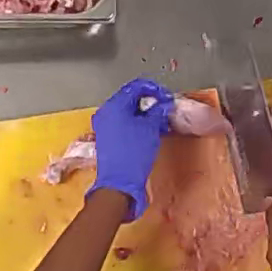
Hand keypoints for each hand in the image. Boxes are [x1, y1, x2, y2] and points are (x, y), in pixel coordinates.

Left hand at [88, 77, 173, 219]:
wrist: (119, 183)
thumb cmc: (134, 153)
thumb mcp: (150, 128)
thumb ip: (158, 110)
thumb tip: (164, 104)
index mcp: (114, 105)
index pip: (135, 87)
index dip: (154, 89)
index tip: (167, 97)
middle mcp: (105, 112)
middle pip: (130, 98)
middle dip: (149, 101)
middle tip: (165, 108)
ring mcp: (104, 126)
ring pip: (126, 112)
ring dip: (144, 113)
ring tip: (160, 121)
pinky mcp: (107, 138)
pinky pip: (122, 123)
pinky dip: (136, 123)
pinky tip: (149, 130)